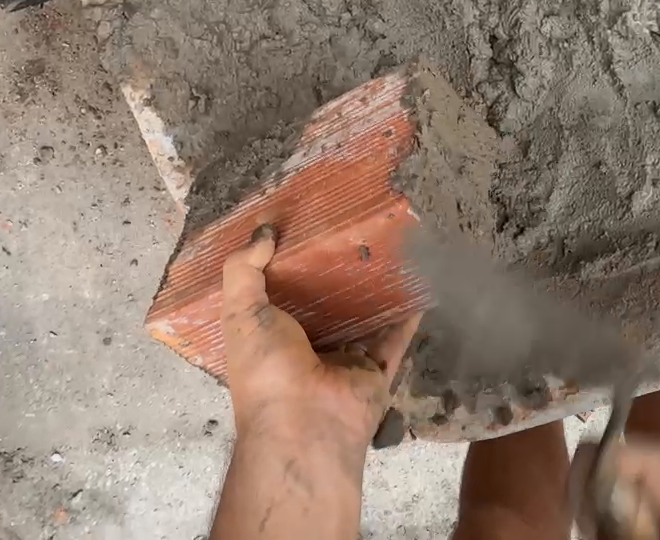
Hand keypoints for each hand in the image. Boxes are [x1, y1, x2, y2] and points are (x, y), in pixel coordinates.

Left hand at [211, 226, 422, 539]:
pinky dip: (408, 314)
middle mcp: (310, 349)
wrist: (304, 429)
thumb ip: (244, 271)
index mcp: (274, 338)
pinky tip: (418, 283)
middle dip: (340, 274)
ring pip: (365, 317)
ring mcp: (346, 360)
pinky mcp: (376, 370)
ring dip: (376, 290)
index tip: (307, 229)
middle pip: (329, 304)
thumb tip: (263, 231)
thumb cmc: (266, 371)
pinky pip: (396, 337)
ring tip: (389, 250)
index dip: (294, 264)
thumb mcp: (241, 315)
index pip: (285, 295)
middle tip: (354, 232)